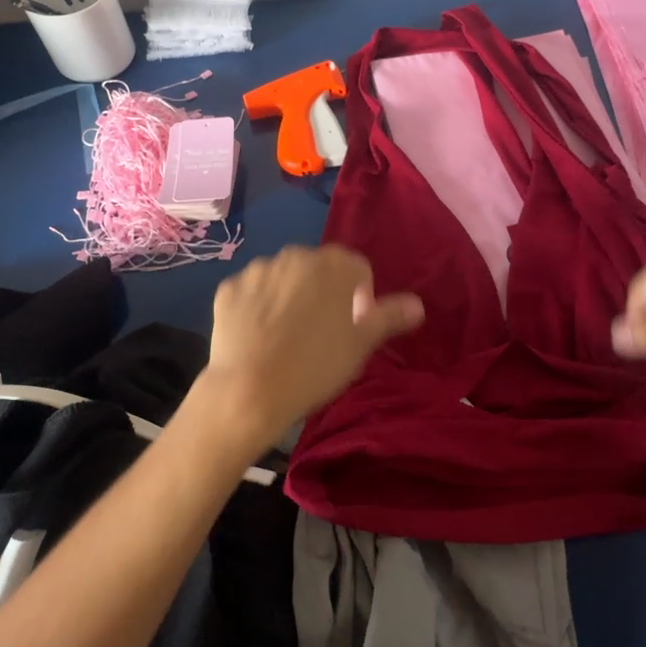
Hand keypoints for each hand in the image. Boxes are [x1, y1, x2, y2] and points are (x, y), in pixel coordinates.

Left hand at [202, 245, 423, 445]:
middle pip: (319, 270)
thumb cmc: (315, 366)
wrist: (248, 391)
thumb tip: (417, 304)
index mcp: (333, 264)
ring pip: (284, 279)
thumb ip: (389, 316)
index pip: (358, 269)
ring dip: (291, 297)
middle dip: (324, 293)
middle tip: (322, 334)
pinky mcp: (228, 289)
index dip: (360, 297)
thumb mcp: (361, 344)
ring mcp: (257, 270)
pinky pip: (252, 293)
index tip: (354, 327)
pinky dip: (258, 308)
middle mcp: (295, 255)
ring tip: (288, 338)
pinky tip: (259, 338)